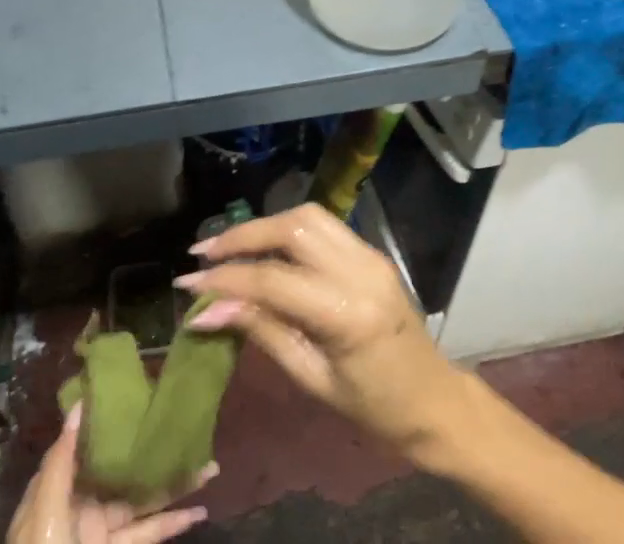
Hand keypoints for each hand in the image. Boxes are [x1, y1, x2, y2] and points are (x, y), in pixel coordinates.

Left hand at [8, 404, 215, 543]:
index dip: (107, 424)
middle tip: (187, 432)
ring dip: (173, 488)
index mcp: (58, 486)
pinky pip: (146, 534)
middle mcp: (81, 504)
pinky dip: (172, 525)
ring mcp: (100, 530)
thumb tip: (79, 406)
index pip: (83, 446)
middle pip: (120, 472)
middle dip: (150, 455)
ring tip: (208, 468)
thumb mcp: (45, 507)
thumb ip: (62, 460)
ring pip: (141, 503)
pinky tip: (198, 512)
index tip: (137, 400)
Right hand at [177, 202, 461, 453]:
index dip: (225, 280)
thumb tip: (207, 312)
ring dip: (263, 226)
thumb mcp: (312, 378)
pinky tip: (263, 249)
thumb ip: (262, 332)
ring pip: (307, 216)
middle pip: (291, 228)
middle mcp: (361, 271)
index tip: (187, 285)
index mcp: (348, 312)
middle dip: (241, 237)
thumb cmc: (375, 407)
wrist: (436, 402)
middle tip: (203, 255)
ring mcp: (371, 256)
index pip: (273, 280)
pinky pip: (323, 226)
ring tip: (227, 248)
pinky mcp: (372, 253)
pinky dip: (286, 230)